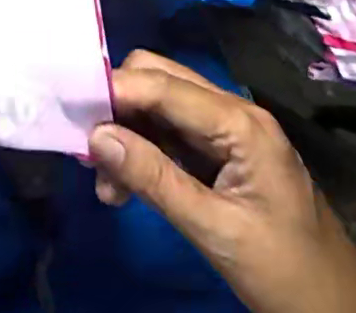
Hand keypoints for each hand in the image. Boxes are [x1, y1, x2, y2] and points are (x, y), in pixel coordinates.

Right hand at [87, 51, 355, 312]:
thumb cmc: (286, 274)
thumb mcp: (214, 230)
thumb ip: (153, 178)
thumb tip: (94, 136)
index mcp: (239, 122)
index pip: (162, 85)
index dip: (112, 89)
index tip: (69, 108)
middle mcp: (232, 111)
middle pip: (158, 79)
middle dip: (117, 107)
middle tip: (89, 149)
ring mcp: (227, 130)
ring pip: (158, 105)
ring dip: (126, 132)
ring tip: (106, 182)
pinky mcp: (221, 152)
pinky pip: (169, 132)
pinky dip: (142, 150)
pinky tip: (125, 185)